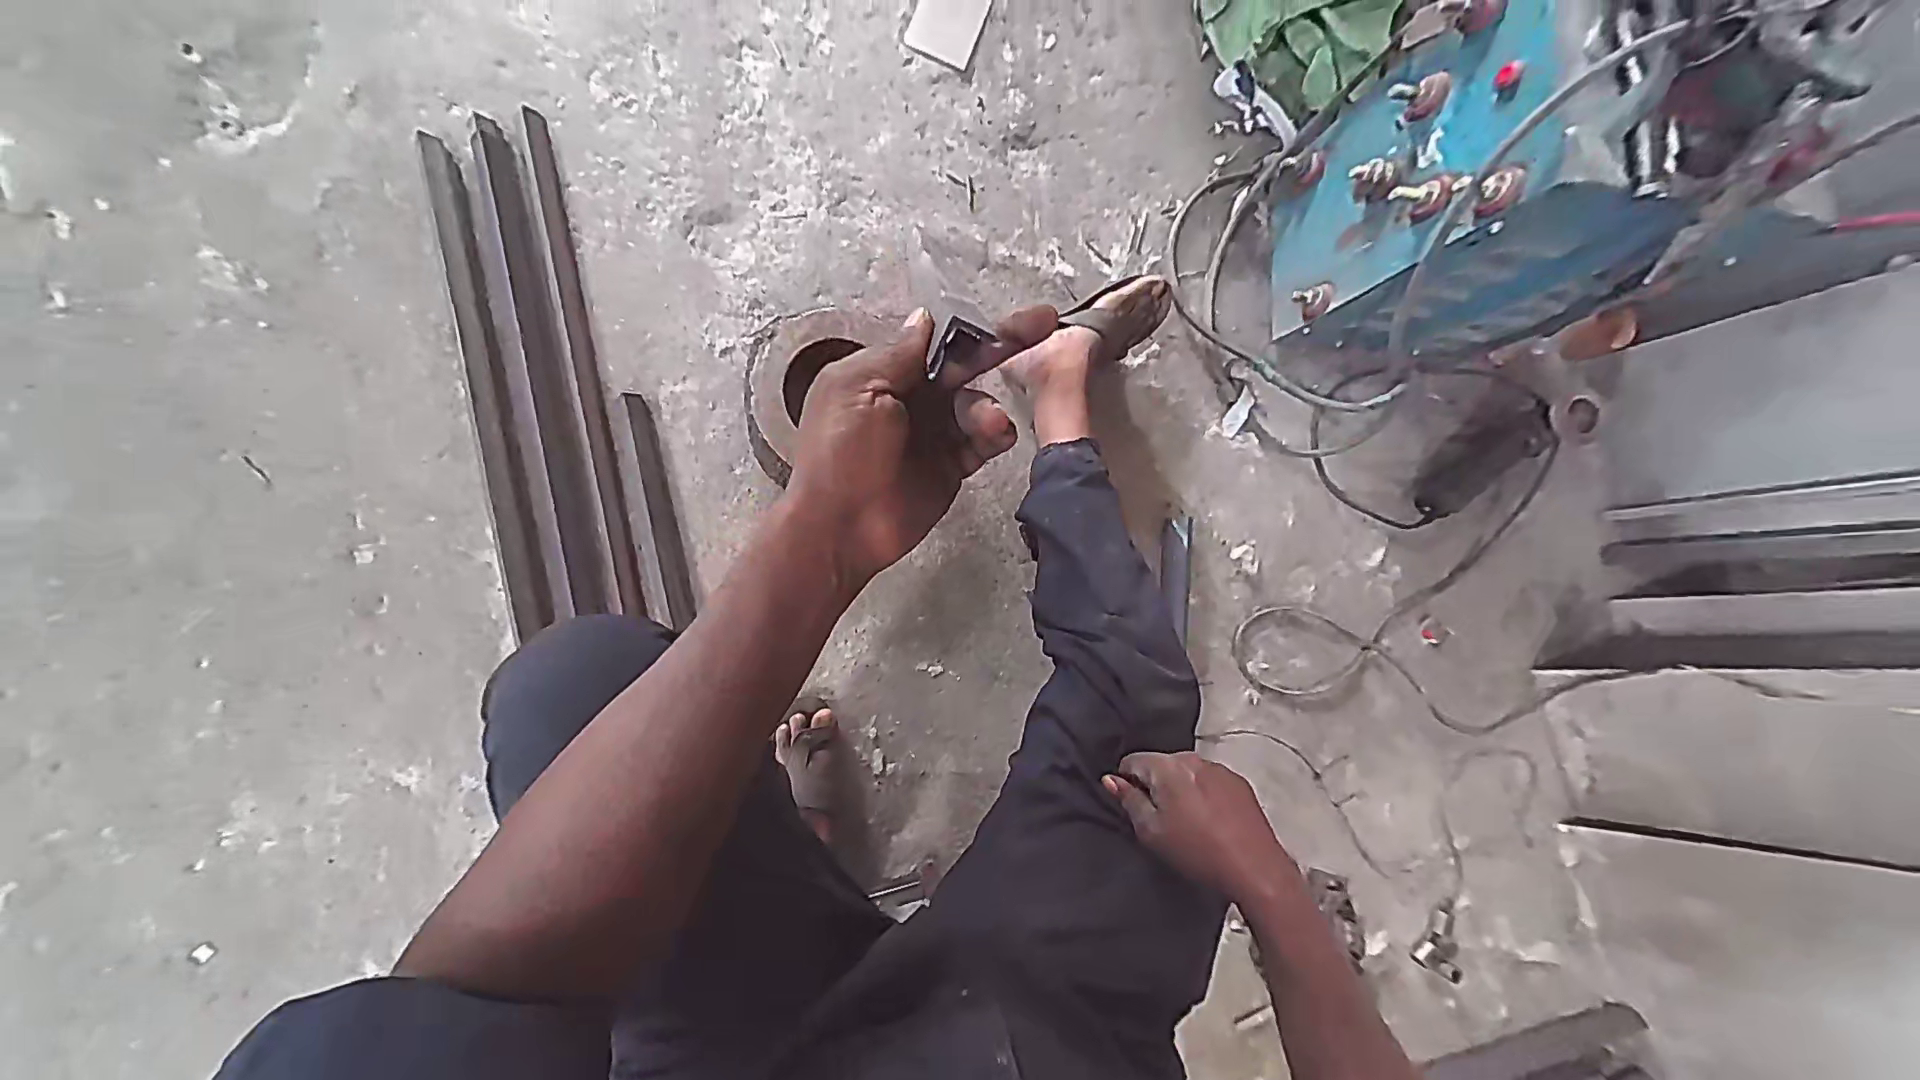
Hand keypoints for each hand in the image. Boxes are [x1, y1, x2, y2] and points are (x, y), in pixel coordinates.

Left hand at [785, 304, 1057, 583]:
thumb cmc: (840, 453)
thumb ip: (897, 355)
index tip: (1011, 312)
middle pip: (964, 367)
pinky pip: (981, 443)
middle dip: (1003, 346)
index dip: (973, 328)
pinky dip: (994, 435)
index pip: (936, 342)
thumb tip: (924, 318)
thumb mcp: (859, 390)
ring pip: (975, 406)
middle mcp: (912, 399)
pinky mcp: (950, 466)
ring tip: (992, 424)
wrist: (840, 526)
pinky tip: (999, 434)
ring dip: (987, 409)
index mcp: (884, 374)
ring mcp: (933, 434)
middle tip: (1044, 325)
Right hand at [1104, 751, 1299, 903]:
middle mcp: (1193, 758)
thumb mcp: (1152, 831)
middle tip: (1161, 821)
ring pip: (1185, 773)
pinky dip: (1203, 795)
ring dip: (1180, 790)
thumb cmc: (1198, 852)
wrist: (1256, 870)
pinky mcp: (1239, 783)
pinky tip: (1210, 822)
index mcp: (1167, 766)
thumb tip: (1111, 779)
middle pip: (1160, 765)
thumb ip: (1129, 800)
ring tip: (1188, 824)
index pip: (1132, 761)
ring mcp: (1219, 769)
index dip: (1126, 783)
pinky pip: (1209, 781)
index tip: (1135, 808)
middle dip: (1155, 786)